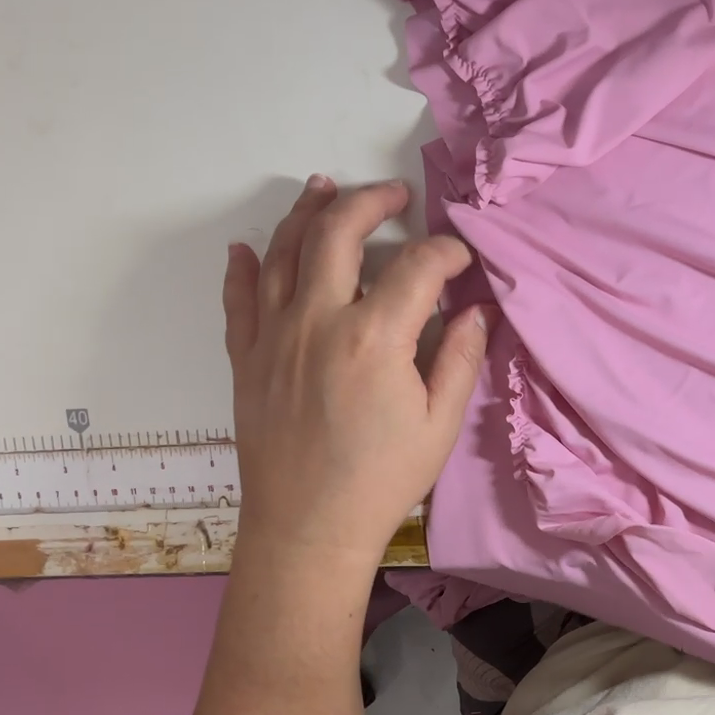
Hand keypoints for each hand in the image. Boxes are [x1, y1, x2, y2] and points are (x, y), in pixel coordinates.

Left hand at [223, 176, 487, 558]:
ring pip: (283, 250)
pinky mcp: (246, 356)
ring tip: (326, 188)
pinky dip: (243, 265)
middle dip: (370, 201)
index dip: (445, 252)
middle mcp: (318, 319)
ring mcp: (273, 333)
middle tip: (394, 193)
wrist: (308, 526)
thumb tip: (476, 310)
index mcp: (375, 337)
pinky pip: (238, 296)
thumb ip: (460, 359)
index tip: (460, 257)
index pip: (416, 267)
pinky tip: (248, 247)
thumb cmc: (384, 479)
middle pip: (338, 232)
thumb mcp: (441, 424)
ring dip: (307, 212)